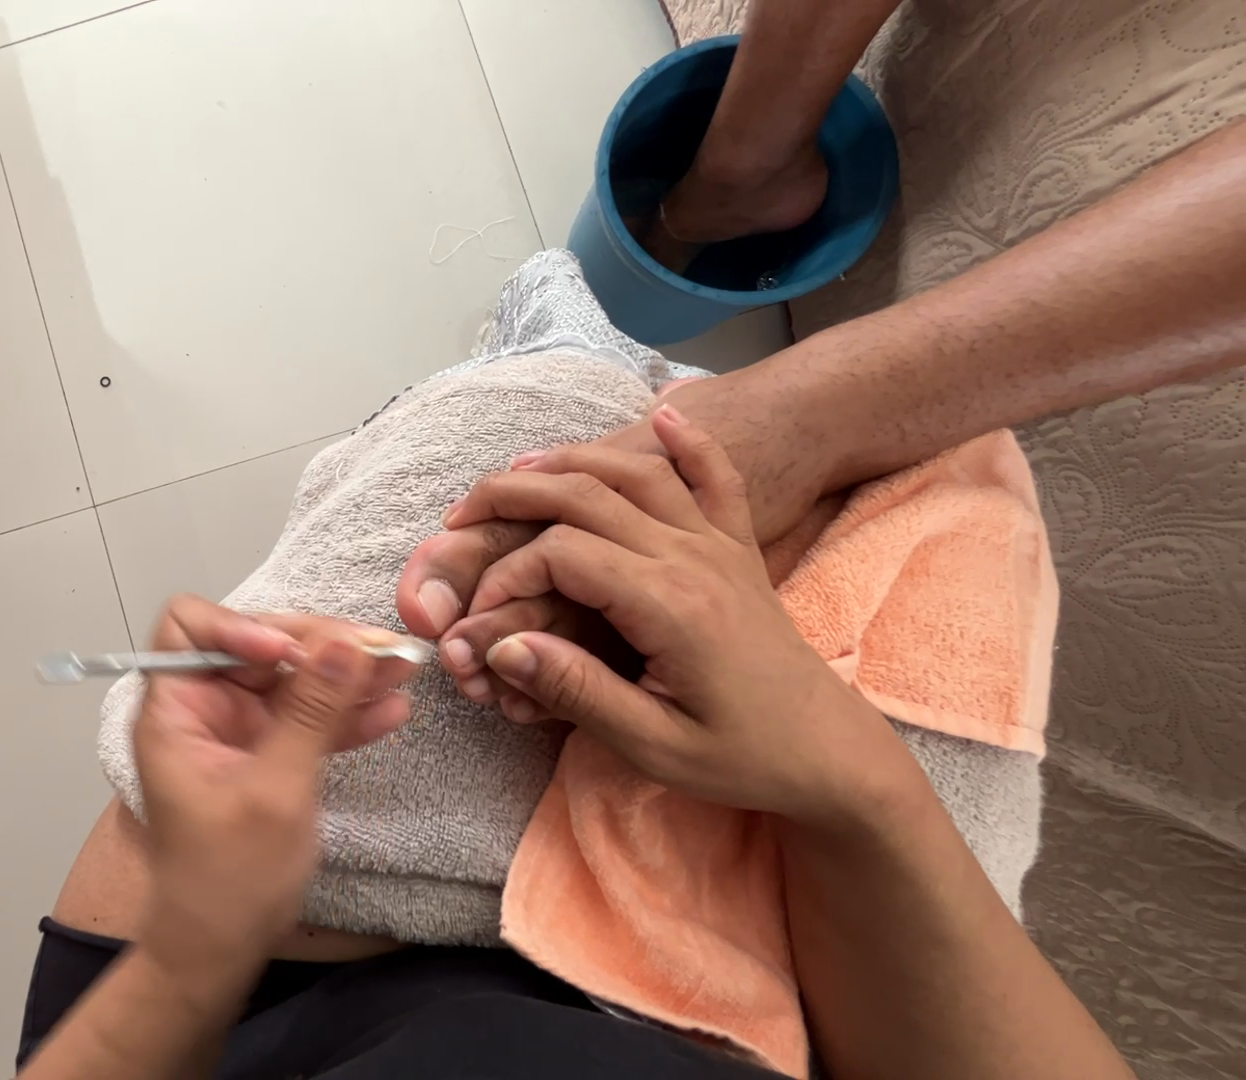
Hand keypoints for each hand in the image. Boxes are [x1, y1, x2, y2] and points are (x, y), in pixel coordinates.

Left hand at [132, 597, 417, 979]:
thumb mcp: (274, 791)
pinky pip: (310, 715)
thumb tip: (349, 644)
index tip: (290, 652)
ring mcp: (240, 727)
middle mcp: (205, 707)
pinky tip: (392, 708)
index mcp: (176, 709)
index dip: (239, 626)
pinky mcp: (270, 749)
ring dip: (346, 674)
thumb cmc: (225, 882)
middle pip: (260, 645)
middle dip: (320, 645)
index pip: (190, 628)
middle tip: (380, 650)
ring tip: (403, 668)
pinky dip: (347, 712)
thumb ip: (311, 713)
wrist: (222, 950)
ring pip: (294, 677)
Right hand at [441, 408, 911, 829]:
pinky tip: (666, 415)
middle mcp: (691, 557)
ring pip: (635, 475)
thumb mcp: (653, 745)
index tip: (482, 617)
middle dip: (514, 495)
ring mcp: (718, 545)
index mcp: (667, 604)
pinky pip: (717, 479)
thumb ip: (574, 690)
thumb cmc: (745, 758)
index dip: (506, 575)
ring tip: (520, 465)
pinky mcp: (738, 550)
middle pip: (586, 495)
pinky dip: (690, 442)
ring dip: (573, 460)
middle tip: (461, 512)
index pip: (560, 554)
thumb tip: (500, 647)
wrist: (838, 760)